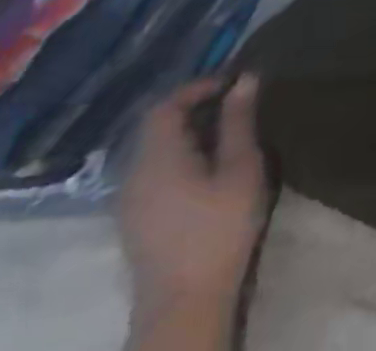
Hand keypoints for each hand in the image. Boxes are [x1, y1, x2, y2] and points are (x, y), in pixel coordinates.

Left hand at [117, 75, 270, 309]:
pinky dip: (182, 153)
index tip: (234, 81)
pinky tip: (210, 165)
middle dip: (196, 108)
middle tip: (238, 102)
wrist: (186, 296)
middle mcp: (133, 173)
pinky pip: (155, 169)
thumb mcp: (241, 168)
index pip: (164, 106)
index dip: (197, 87)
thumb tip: (245, 79)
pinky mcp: (136, 217)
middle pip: (157, 127)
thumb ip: (240, 122)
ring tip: (230, 131)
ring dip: (190, 132)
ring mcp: (130, 199)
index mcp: (157, 158)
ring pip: (156, 149)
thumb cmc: (220, 225)